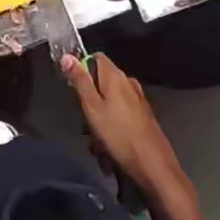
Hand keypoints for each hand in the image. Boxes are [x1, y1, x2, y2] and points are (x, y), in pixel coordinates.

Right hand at [62, 54, 183, 192]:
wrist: (152, 163)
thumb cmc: (117, 134)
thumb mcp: (91, 106)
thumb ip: (80, 80)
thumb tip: (67, 56)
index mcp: (116, 76)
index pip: (96, 57)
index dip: (82, 66)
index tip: (73, 85)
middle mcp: (129, 82)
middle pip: (102, 79)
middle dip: (89, 95)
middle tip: (84, 117)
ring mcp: (138, 98)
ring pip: (110, 98)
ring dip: (99, 113)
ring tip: (95, 136)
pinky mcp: (142, 114)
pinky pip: (120, 111)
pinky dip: (111, 122)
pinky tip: (108, 142)